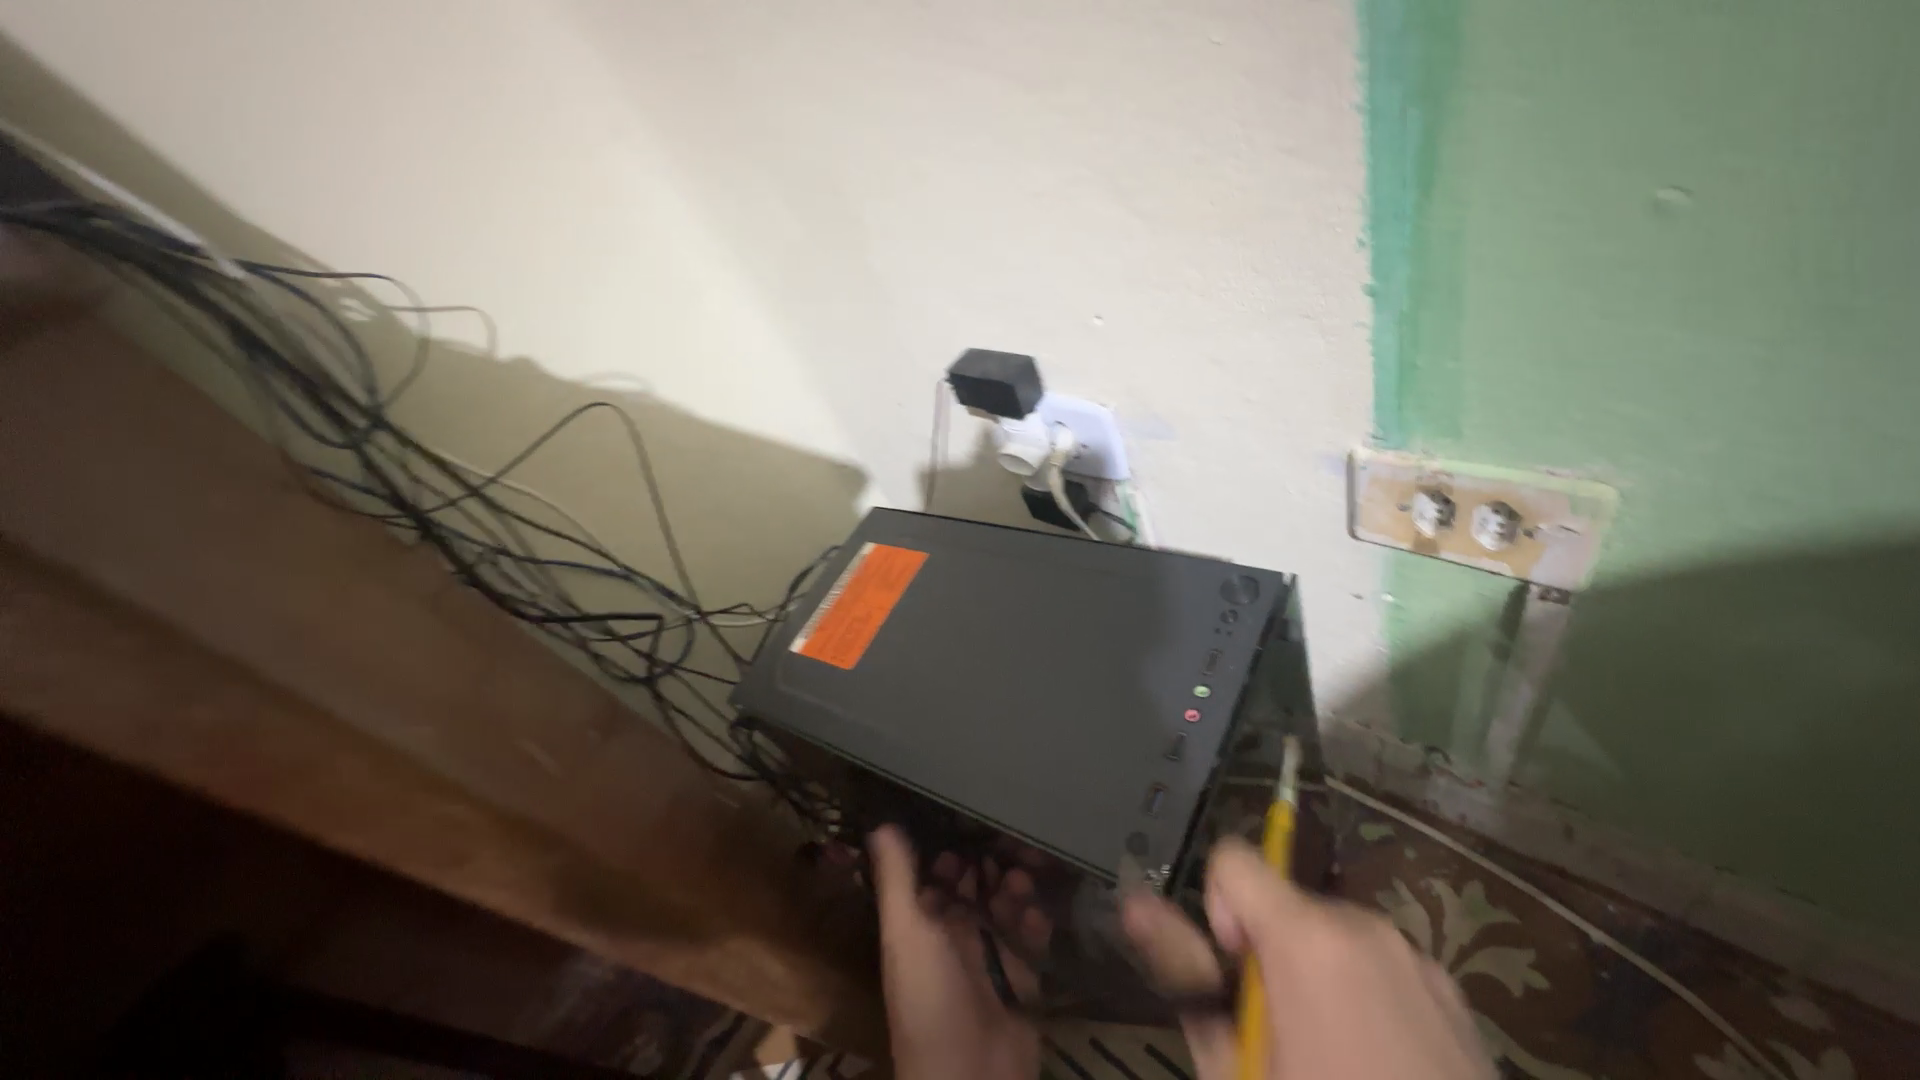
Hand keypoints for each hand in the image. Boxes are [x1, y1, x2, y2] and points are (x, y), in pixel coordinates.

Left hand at [868, 826, 1050, 1079]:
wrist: (970, 1076)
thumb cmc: (928, 997)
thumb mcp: (906, 931)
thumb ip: (897, 878)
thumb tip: (880, 823)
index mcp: (921, 925)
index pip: (936, 877)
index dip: (951, 852)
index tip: (971, 822)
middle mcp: (954, 936)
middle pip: (975, 888)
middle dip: (990, 865)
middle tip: (1010, 843)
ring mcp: (989, 956)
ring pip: (1005, 908)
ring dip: (1014, 890)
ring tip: (1022, 880)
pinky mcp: (1022, 977)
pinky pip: (1031, 939)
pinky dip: (1035, 924)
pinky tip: (1036, 916)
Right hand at [1122, 838, 1492, 1079]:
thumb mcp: (1233, 1070)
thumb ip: (1183, 975)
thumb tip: (1136, 906)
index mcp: (1309, 937)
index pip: (1234, 860)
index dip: (1218, 911)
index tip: (1235, 981)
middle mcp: (1367, 927)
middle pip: (1285, 908)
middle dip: (1268, 959)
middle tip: (1277, 1044)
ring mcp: (1420, 960)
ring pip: (1333, 940)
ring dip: (1315, 979)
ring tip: (1330, 1063)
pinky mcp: (1456, 996)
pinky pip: (1382, 969)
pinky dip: (1364, 999)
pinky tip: (1377, 1071)